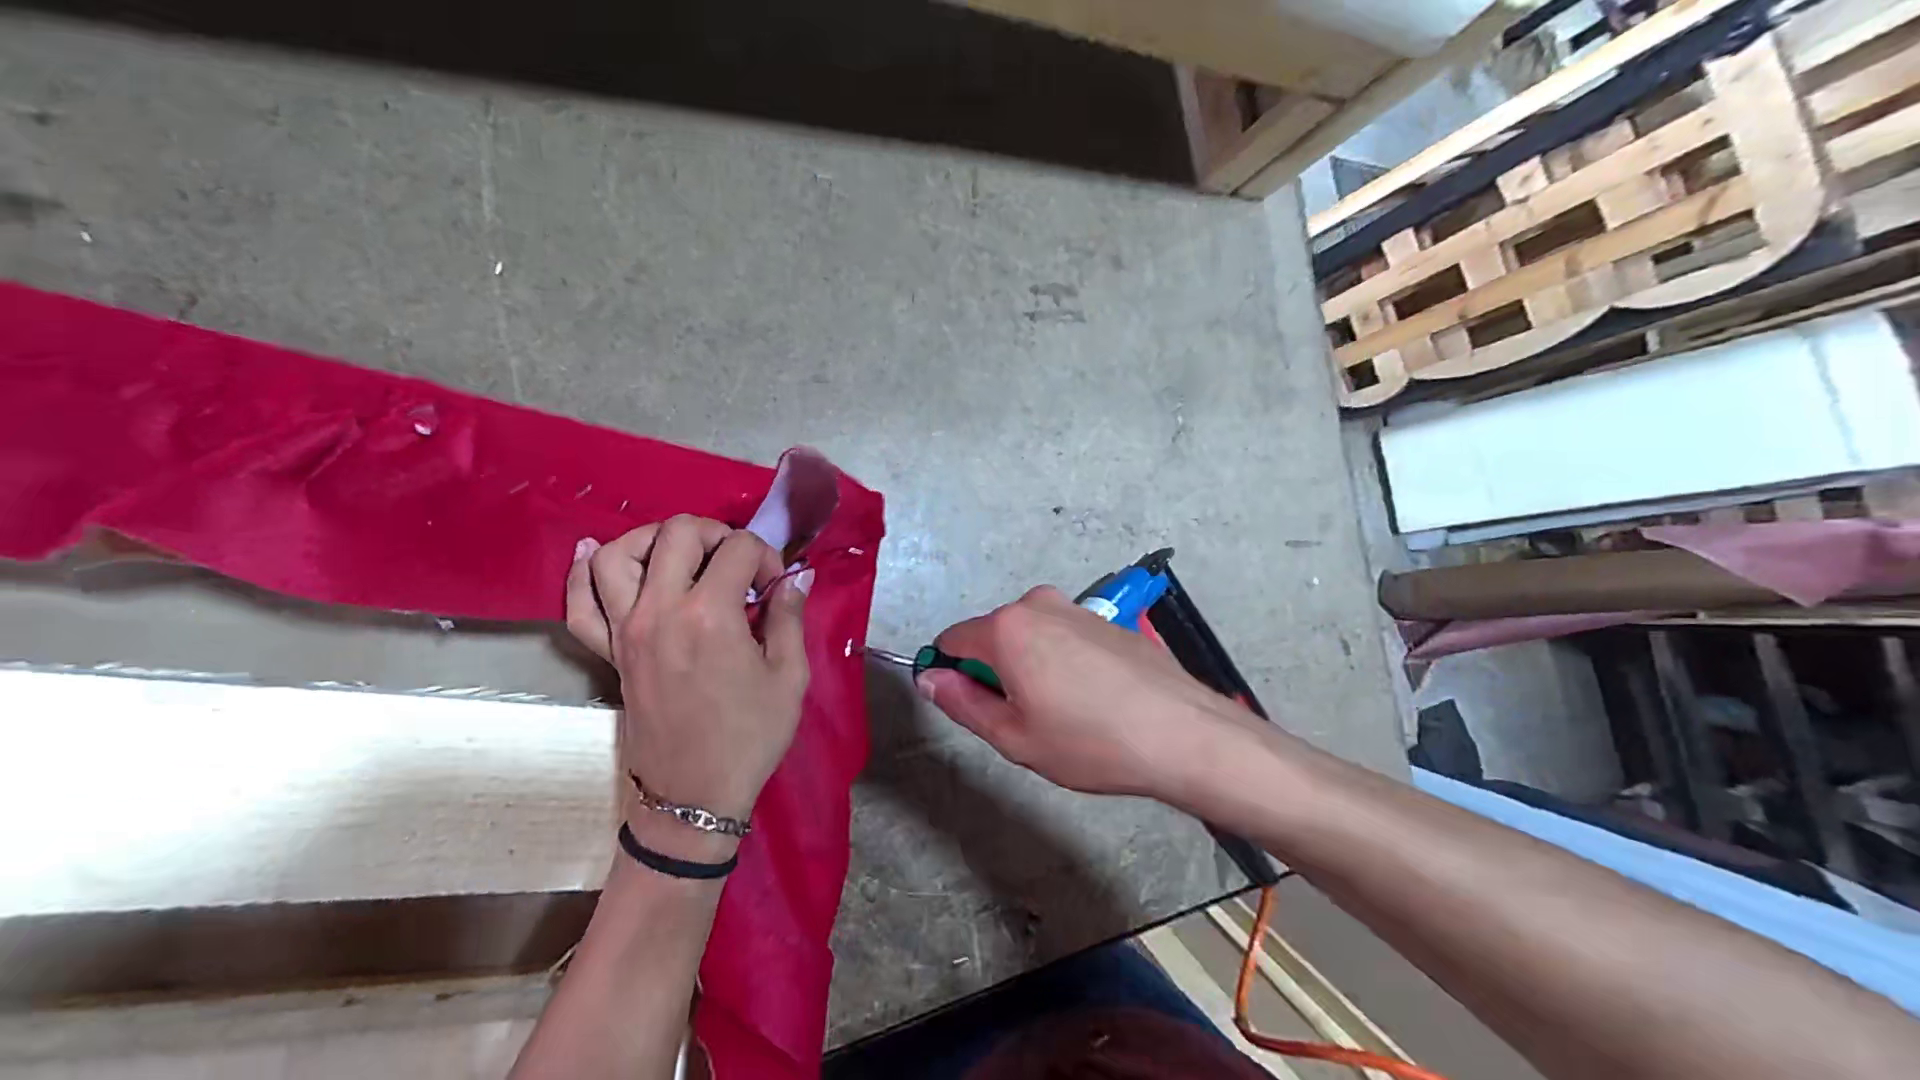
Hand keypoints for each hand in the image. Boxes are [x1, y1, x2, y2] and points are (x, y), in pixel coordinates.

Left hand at [565, 516, 811, 857]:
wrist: (695, 794)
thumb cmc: (750, 736)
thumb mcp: (789, 677)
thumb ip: (790, 617)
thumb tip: (796, 578)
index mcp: (710, 615)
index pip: (739, 549)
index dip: (766, 557)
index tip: (775, 587)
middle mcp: (660, 611)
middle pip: (678, 534)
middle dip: (716, 533)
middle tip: (736, 564)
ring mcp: (626, 630)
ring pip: (619, 555)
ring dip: (653, 540)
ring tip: (681, 554)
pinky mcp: (608, 652)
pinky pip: (579, 604)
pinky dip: (581, 572)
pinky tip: (594, 553)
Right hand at [920, 586, 1276, 809]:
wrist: (1184, 734)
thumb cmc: (1090, 741)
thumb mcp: (1014, 736)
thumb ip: (961, 702)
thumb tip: (931, 676)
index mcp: (1008, 627)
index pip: (953, 639)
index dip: (950, 674)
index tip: (974, 707)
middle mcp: (1039, 604)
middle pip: (993, 635)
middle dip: (995, 671)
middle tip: (1026, 719)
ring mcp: (1078, 608)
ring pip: (1030, 636)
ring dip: (1030, 667)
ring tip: (1065, 713)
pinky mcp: (1108, 621)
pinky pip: (1064, 637)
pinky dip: (1063, 662)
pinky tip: (1095, 700)